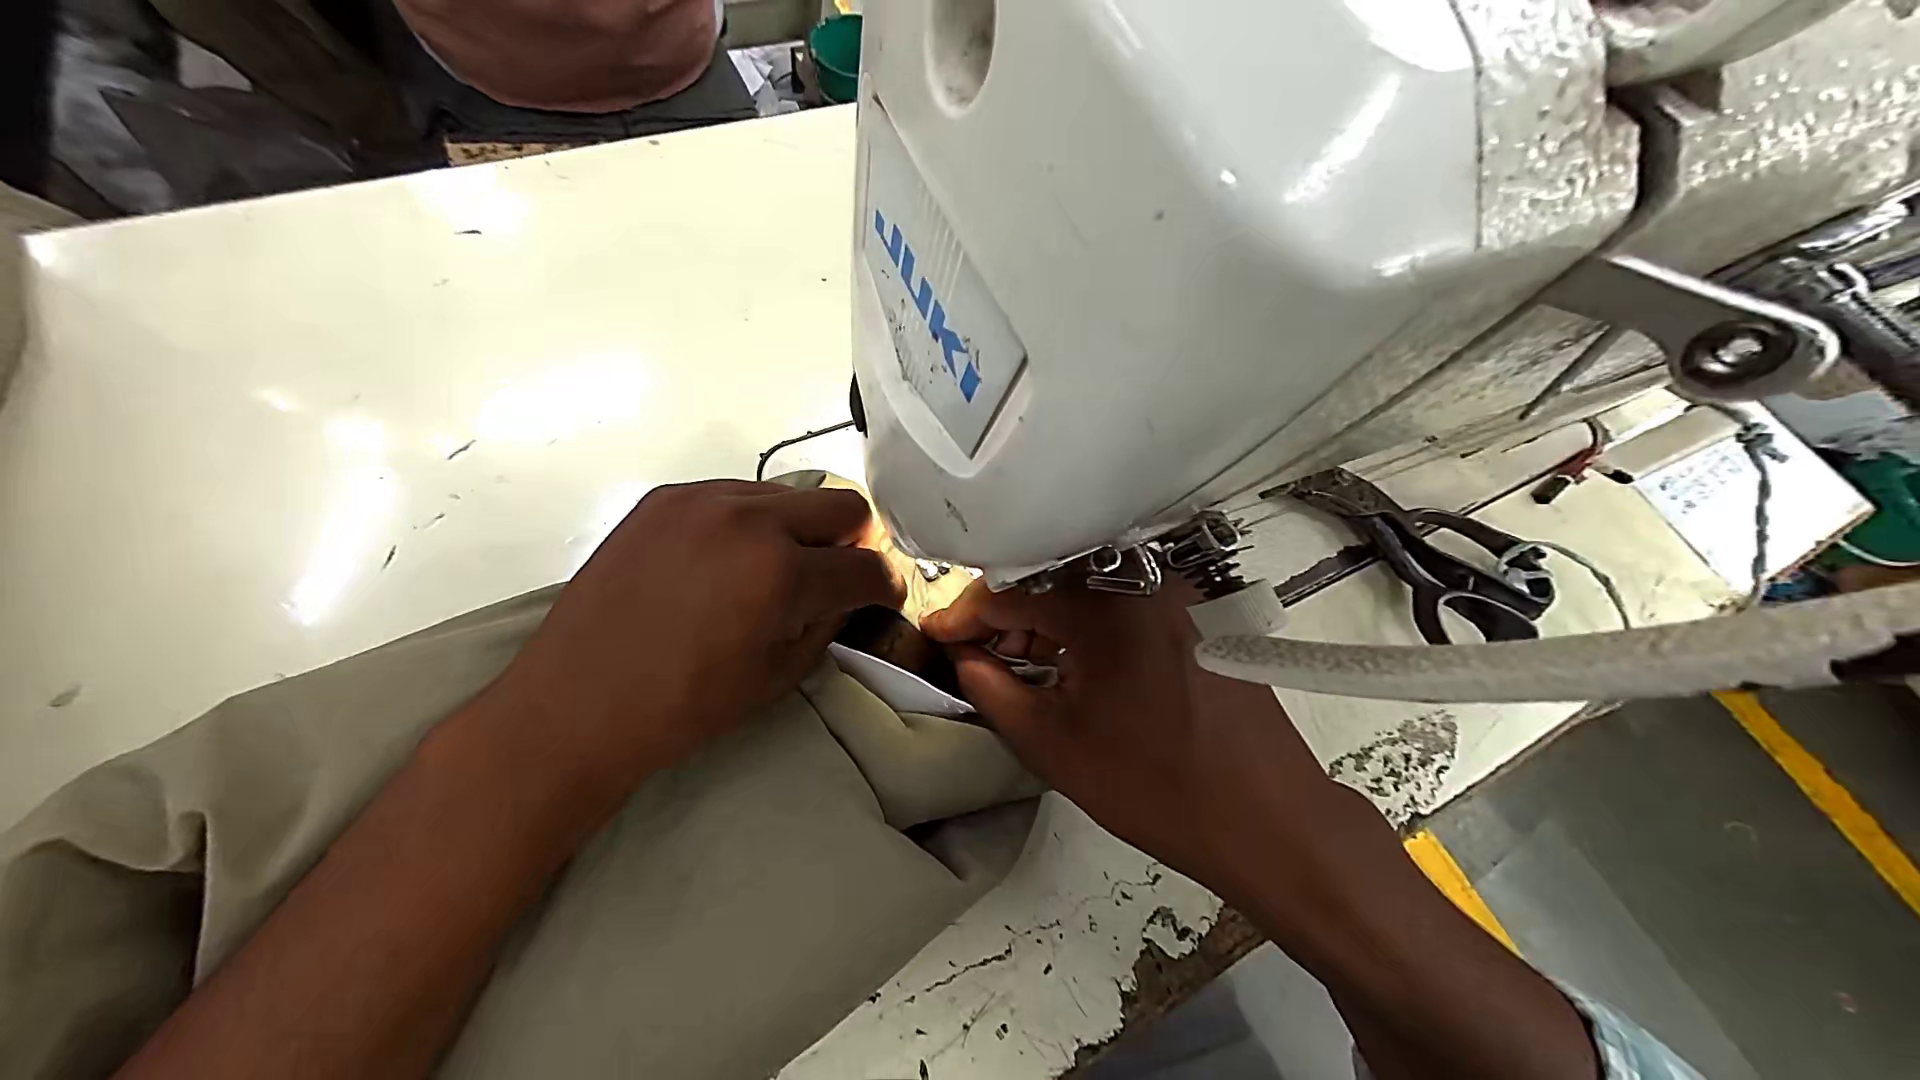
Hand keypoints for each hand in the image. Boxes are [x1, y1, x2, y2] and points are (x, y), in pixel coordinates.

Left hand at [489, 480, 903, 786]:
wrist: (575, 705)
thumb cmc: (683, 707)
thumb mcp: (779, 674)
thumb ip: (829, 621)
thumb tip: (852, 592)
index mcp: (781, 575)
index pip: (868, 566)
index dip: (887, 585)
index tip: (884, 596)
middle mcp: (749, 520)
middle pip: (842, 505)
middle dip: (855, 543)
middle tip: (837, 576)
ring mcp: (702, 500)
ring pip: (789, 494)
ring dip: (801, 529)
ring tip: (775, 569)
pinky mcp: (666, 498)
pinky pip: (737, 495)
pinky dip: (752, 523)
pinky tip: (728, 560)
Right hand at [921, 579, 1365, 893]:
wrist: (1266, 819)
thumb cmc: (1153, 785)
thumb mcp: (1053, 741)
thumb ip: (993, 688)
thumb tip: (964, 656)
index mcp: (1104, 604)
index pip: (1012, 593)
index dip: (965, 614)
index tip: (936, 633)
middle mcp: (1143, 580)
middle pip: (1051, 582)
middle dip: (1006, 617)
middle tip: (978, 654)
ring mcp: (1177, 595)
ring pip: (1089, 592)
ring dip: (1047, 622)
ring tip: (1022, 665)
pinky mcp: (1197, 615)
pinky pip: (1124, 606)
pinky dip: (1088, 628)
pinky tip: (1074, 664)